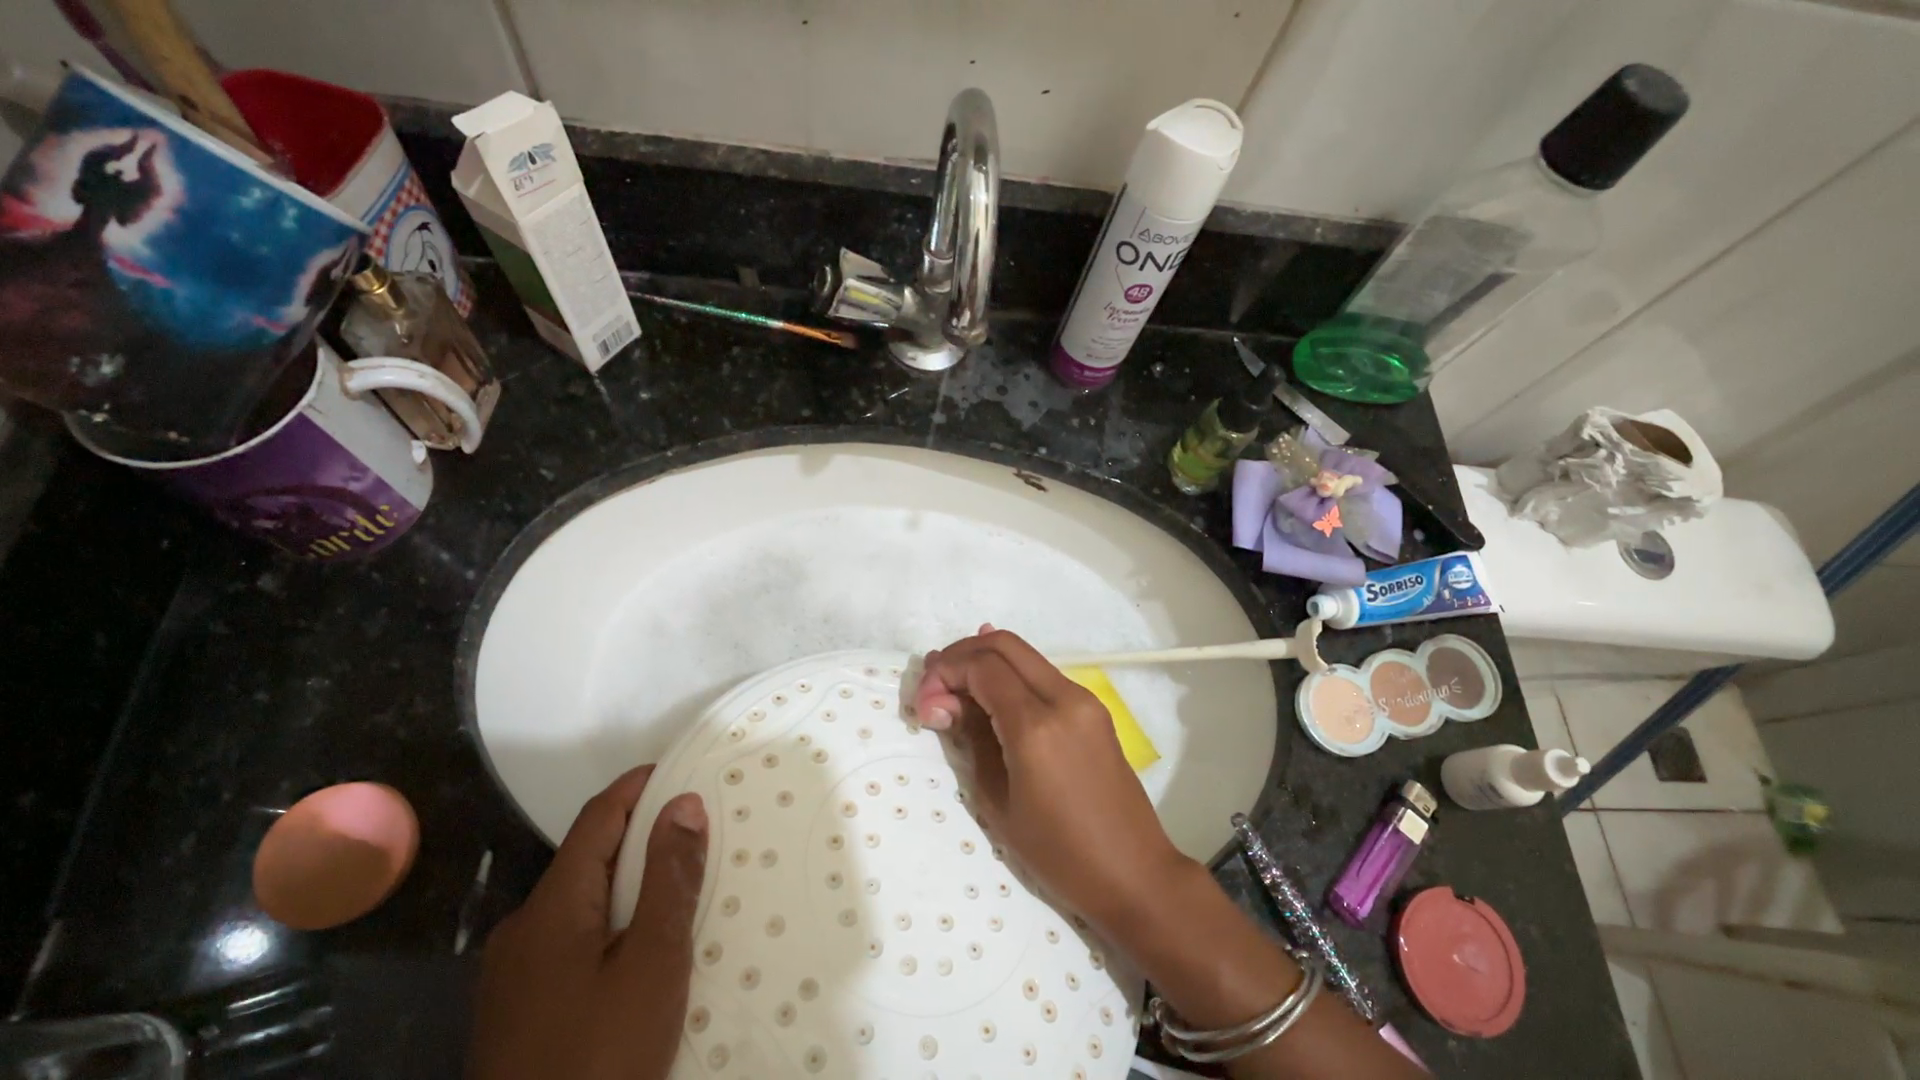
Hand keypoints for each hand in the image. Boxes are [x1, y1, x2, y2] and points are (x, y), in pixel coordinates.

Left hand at [469, 766, 707, 1079]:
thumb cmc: (601, 1054)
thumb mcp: (653, 965)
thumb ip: (669, 881)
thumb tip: (683, 804)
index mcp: (552, 906)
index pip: (597, 819)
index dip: (637, 787)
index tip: (681, 770)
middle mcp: (522, 928)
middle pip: (586, 860)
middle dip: (639, 838)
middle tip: (696, 834)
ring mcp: (512, 973)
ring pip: (578, 905)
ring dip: (626, 886)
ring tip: (679, 891)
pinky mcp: (516, 1011)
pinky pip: (568, 944)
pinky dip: (609, 926)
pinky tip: (639, 954)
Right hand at [913, 628, 1188, 927]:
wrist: (1133, 872)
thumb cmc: (1059, 853)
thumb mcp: (998, 801)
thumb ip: (971, 739)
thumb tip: (945, 703)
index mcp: (1036, 726)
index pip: (982, 667)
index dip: (944, 675)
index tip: (923, 705)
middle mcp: (1064, 698)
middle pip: (1004, 645)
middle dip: (961, 656)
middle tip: (933, 688)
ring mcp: (1084, 701)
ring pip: (1025, 656)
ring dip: (986, 662)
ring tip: (953, 692)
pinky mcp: (1093, 711)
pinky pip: (1043, 676)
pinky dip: (1011, 676)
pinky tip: (988, 694)